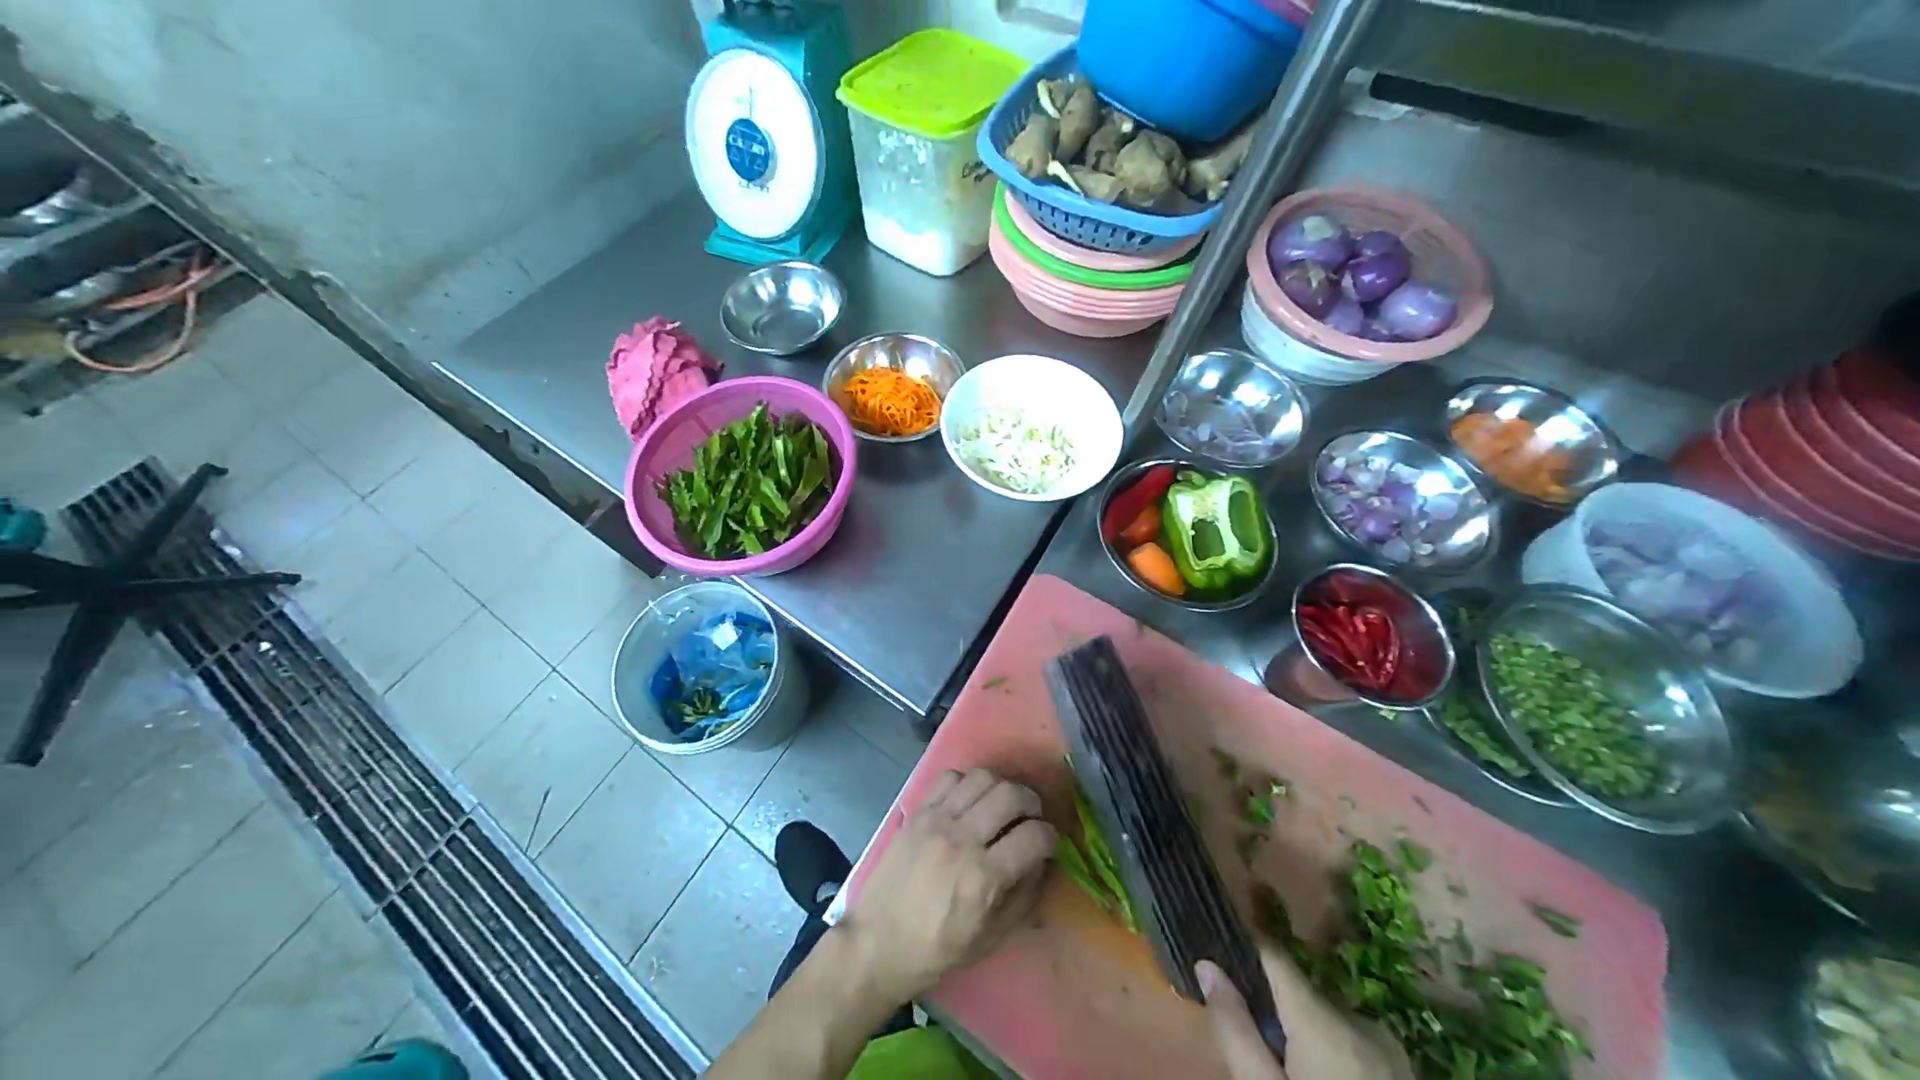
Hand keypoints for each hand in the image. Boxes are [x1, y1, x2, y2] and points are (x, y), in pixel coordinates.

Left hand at [840, 769, 1056, 1004]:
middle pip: (1012, 795)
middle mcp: (962, 839)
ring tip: (1002, 805)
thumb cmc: (937, 948)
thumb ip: (1024, 897)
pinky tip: (970, 801)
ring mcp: (936, 820)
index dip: (1051, 838)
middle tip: (1031, 819)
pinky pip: (950, 777)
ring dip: (1002, 787)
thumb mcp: (991, 937)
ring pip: (982, 778)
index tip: (1048, 845)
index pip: (1035, 836)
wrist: (878, 942)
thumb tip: (1043, 862)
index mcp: (983, 877)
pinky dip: (968, 782)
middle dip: (1032, 804)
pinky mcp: (917, 812)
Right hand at [1197, 948, 1411, 1079]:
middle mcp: (1363, 1024)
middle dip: (1270, 1013)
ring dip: (1299, 1038)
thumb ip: (1234, 1029)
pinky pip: (1351, 1044)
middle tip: (1253, 1056)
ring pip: (1324, 1020)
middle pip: (1299, 995)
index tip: (1214, 954)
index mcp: (1326, 1024)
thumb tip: (1206, 965)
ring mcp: (1391, 1051)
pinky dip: (1327, 1056)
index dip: (1242, 949)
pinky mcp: (1404, 1074)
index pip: (1274, 956)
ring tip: (1284, 1077)